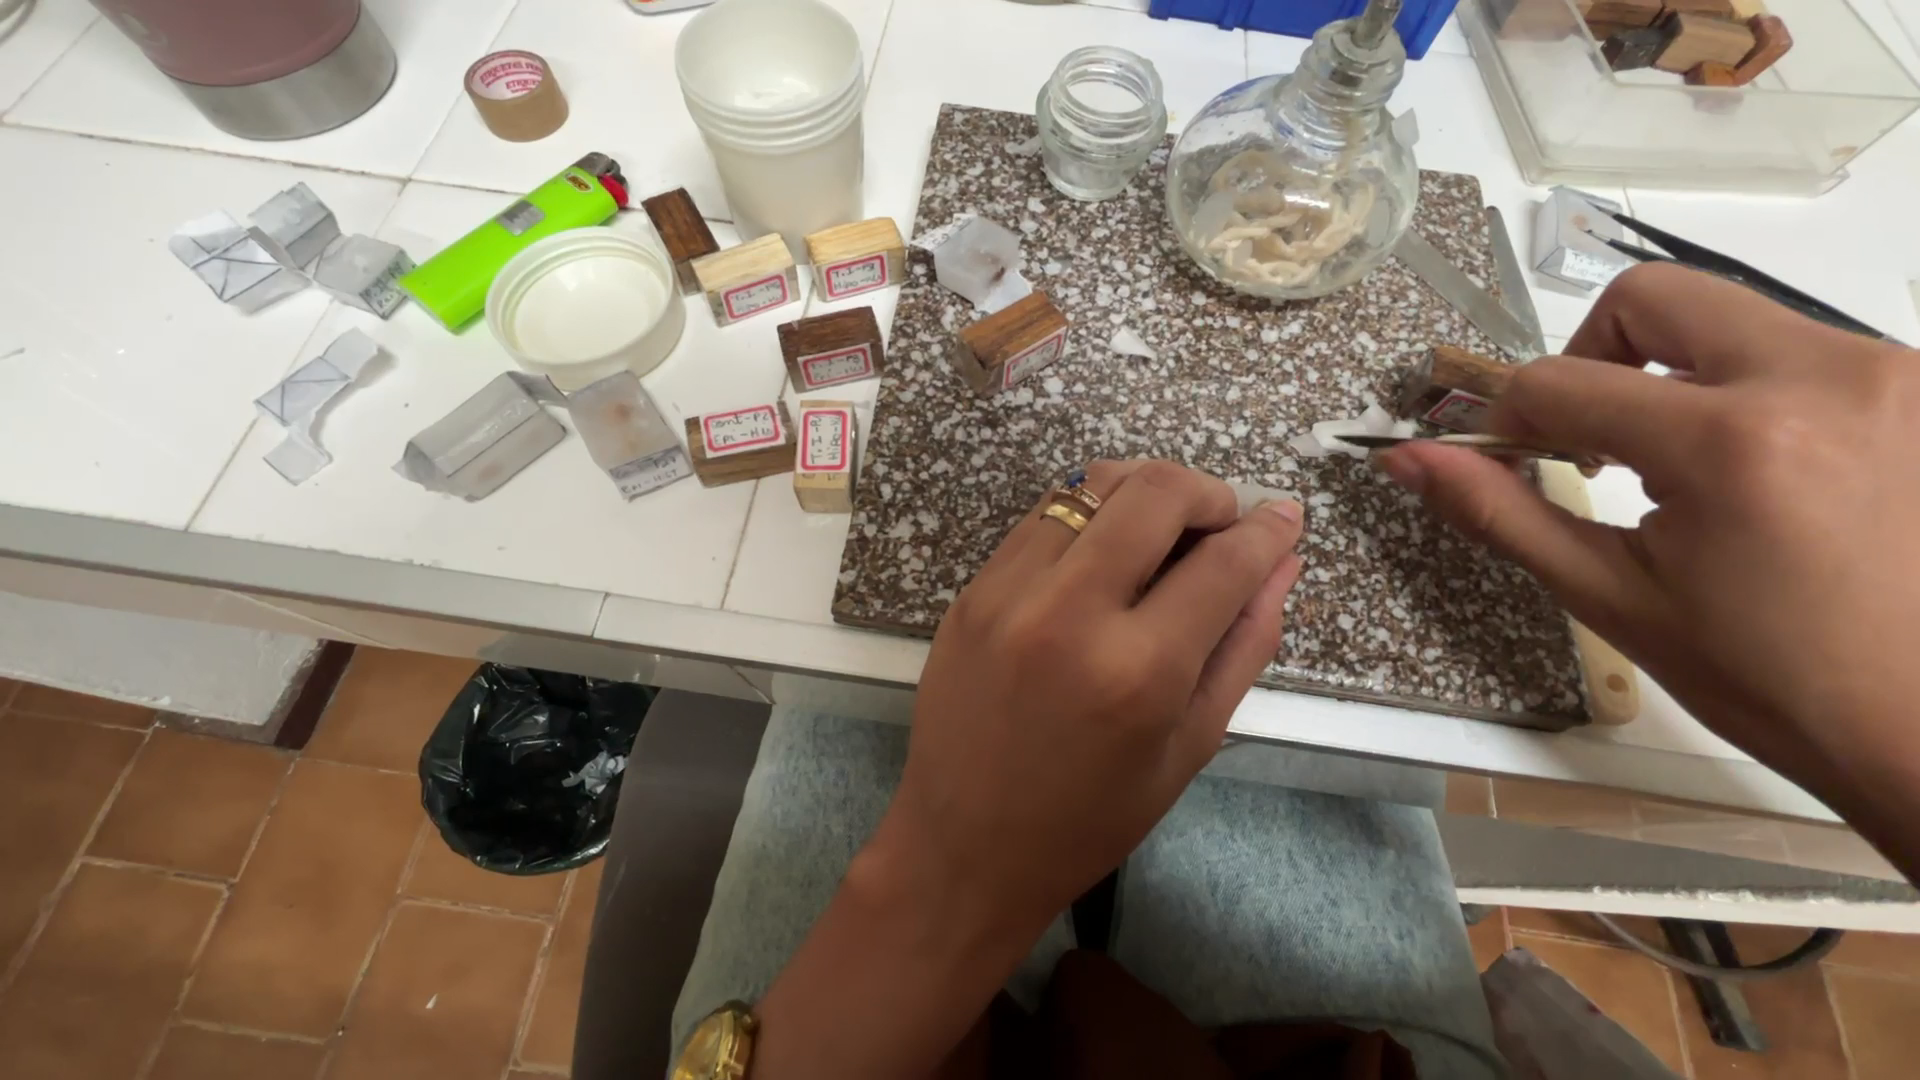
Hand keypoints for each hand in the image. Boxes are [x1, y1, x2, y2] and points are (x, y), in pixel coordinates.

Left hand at [883, 460, 1304, 927]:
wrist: (965, 843)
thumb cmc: (1090, 817)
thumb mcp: (1188, 746)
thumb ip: (1243, 645)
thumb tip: (1281, 562)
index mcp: (1138, 670)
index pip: (1223, 563)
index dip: (1267, 531)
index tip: (1283, 518)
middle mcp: (1069, 613)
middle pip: (1154, 491)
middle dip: (1207, 491)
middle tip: (1221, 521)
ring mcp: (1009, 593)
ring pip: (1091, 484)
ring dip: (1144, 490)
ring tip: (1165, 528)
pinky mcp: (972, 590)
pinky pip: (1042, 515)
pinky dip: (1088, 513)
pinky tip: (1104, 547)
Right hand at [1381, 264, 1919, 870]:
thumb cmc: (1764, 672)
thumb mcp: (1606, 592)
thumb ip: (1497, 511)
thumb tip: (1406, 458)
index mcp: (1730, 443)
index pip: (1561, 378)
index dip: (1511, 414)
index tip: (1516, 460)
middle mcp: (1826, 377)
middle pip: (1652, 297)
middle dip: (1588, 357)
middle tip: (1587, 436)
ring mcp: (1897, 374)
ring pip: (1726, 317)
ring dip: (1666, 376)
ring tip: (1669, 465)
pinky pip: (1794, 349)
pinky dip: (1735, 389)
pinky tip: (1746, 471)